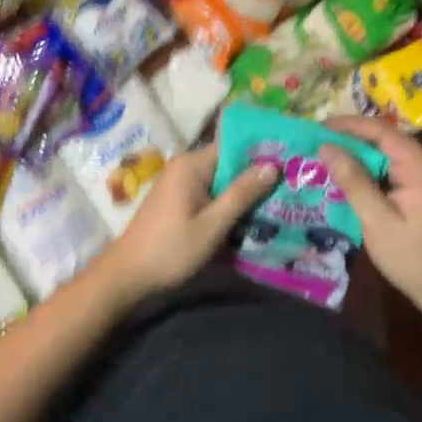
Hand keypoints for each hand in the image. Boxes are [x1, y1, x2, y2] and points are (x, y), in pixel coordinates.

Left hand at [95, 145, 274, 303]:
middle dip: (256, 177)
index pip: (234, 146)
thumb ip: (242, 194)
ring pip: (221, 181)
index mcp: (192, 164)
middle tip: (292, 188)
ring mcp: (180, 183)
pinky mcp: (178, 201)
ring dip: (243, 194)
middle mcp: (185, 166)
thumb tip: (272, 164)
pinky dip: (227, 204)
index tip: (292, 163)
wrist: (129, 274)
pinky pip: (210, 194)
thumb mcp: (212, 224)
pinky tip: (250, 219)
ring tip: (280, 204)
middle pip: (229, 164)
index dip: (262, 154)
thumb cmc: (172, 248)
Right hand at [318, 117, 421, 315]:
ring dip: (356, 155)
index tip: (316, 127)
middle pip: (384, 139)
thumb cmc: (412, 258)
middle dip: (348, 139)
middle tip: (313, 143)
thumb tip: (326, 147)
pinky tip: (345, 176)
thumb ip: (353, 180)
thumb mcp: (377, 220)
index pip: (381, 132)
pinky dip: (368, 169)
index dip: (347, 126)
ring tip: (322, 157)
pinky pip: (391, 167)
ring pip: (385, 153)